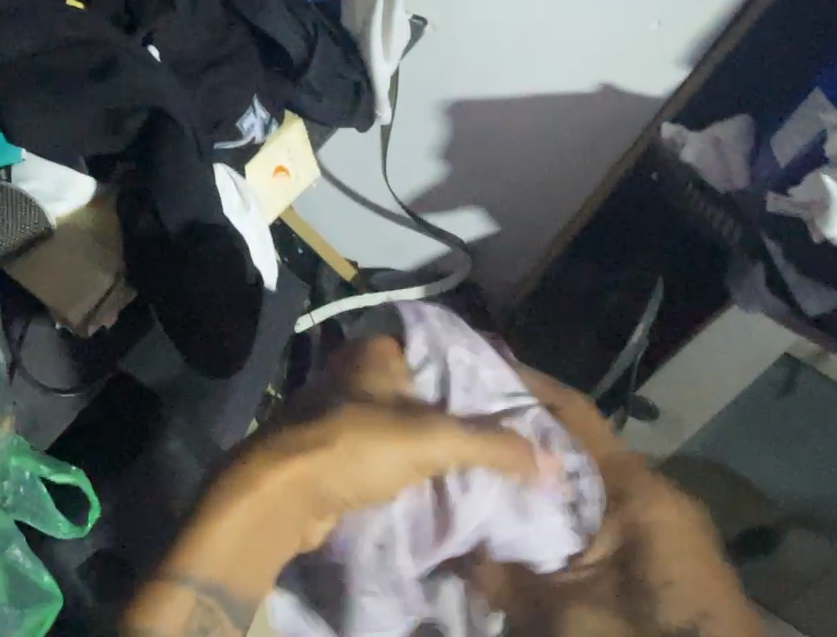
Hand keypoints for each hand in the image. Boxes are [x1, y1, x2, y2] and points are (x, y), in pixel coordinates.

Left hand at [123, 336, 548, 636]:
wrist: (284, 490)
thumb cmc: (354, 444)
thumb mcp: (432, 439)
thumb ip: (492, 444)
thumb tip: (552, 461)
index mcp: (376, 350)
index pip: (438, 346)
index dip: (476, 367)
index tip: (515, 394)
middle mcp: (357, 371)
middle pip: (423, 387)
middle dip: (461, 411)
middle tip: (510, 437)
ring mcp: (342, 408)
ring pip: (403, 420)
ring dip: (435, 442)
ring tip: (487, 463)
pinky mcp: (335, 445)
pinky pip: (385, 450)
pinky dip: (411, 464)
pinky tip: (443, 482)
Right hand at [483, 366, 763, 636]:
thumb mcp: (572, 619)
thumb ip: (506, 580)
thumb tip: (450, 554)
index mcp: (639, 489)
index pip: (575, 412)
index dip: (526, 384)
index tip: (477, 367)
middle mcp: (655, 492)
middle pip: (575, 443)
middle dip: (520, 432)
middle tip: (464, 424)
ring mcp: (664, 523)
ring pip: (586, 478)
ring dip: (539, 471)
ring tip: (482, 466)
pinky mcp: (665, 553)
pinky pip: (600, 508)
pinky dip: (560, 503)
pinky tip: (522, 516)